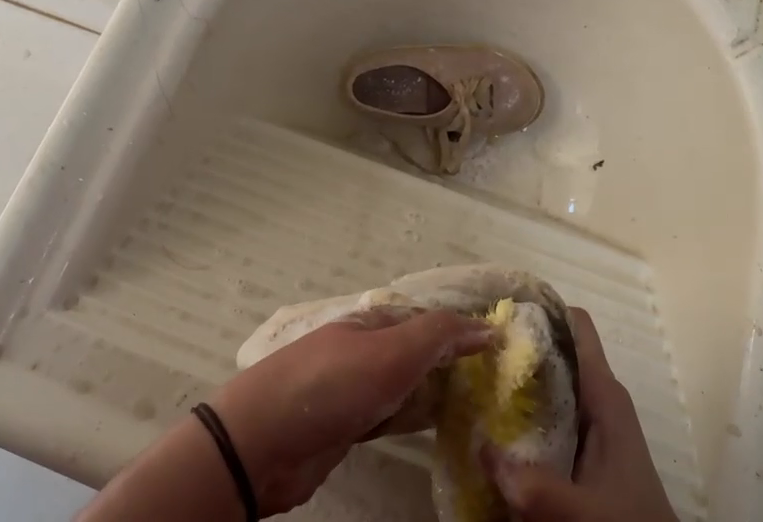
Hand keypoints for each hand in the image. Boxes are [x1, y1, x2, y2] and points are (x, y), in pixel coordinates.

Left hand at [211, 307, 492, 514]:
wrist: (262, 442)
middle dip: (451, 363)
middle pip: (416, 352)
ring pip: (404, 386)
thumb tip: (488, 325)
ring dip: (434, 392)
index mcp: (371, 322)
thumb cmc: (331, 386)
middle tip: (496, 383)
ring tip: (476, 406)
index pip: (426, 319)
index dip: (461, 330)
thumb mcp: (391, 352)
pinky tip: (434, 429)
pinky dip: (412, 418)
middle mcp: (362, 349)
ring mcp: (351, 389)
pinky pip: (389, 416)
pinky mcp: (344, 427)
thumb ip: (438, 335)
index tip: (500, 349)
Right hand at [484, 308, 679, 521]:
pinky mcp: (578, 448)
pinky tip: (485, 429)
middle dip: (510, 349)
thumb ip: (533, 485)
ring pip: (543, 384)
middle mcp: (595, 397)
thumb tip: (480, 448)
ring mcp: (587, 422)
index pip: (573, 325)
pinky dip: (515, 417)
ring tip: (465, 383)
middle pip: (549, 352)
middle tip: (465, 352)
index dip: (536, 311)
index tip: (494, 313)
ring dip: (509, 384)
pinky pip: (542, 416)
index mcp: (603, 393)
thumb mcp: (580, 512)